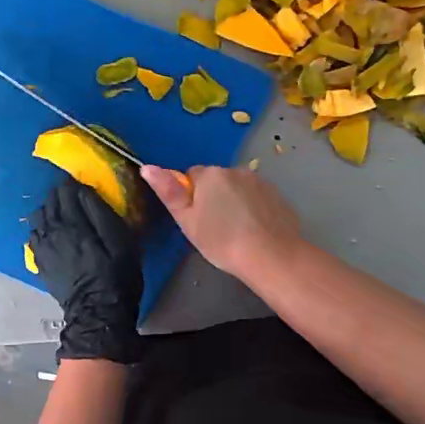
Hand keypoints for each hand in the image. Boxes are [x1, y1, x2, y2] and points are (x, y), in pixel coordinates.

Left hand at [27, 182, 142, 364]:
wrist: (97, 312)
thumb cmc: (116, 276)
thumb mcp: (120, 241)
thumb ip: (100, 213)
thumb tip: (83, 190)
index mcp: (73, 223)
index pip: (64, 191)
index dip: (73, 184)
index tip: (82, 184)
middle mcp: (52, 231)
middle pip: (48, 202)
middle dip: (60, 195)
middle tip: (74, 198)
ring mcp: (42, 247)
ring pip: (37, 216)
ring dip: (49, 210)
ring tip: (62, 215)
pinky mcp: (39, 261)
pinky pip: (34, 235)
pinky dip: (41, 229)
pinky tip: (52, 234)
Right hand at [141, 165, 303, 280]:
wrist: (272, 256)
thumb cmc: (221, 241)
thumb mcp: (187, 220)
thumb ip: (168, 191)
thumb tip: (147, 167)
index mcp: (209, 175)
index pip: (191, 176)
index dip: (190, 197)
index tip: (195, 218)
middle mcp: (235, 170)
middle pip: (215, 180)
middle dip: (212, 197)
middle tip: (213, 228)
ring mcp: (259, 182)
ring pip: (237, 188)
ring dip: (233, 202)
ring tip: (235, 231)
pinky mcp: (278, 195)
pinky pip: (256, 197)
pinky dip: (252, 208)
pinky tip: (254, 230)